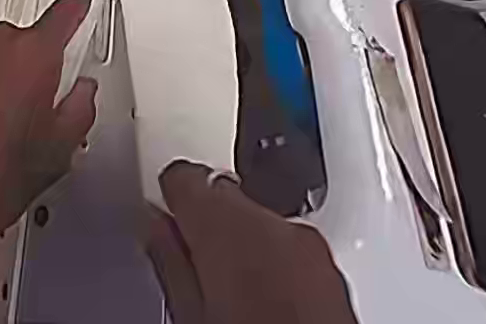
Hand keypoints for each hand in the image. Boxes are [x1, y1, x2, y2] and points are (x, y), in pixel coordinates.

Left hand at [0, 0, 98, 298]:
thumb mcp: (61, 146)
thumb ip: (83, 104)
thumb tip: (83, 92)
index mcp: (35, 51)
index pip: (69, 10)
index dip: (87, 3)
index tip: (94, 1)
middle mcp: (4, 42)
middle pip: (43, 35)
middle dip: (55, 59)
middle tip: (62, 96)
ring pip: (19, 49)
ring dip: (28, 71)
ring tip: (29, 118)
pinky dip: (5, 79)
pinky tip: (7, 119)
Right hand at [144, 160, 358, 323]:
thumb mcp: (190, 314)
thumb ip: (170, 257)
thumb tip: (155, 223)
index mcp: (224, 222)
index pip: (186, 175)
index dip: (171, 192)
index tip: (165, 208)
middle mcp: (270, 219)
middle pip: (226, 194)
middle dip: (210, 217)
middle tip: (195, 259)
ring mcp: (306, 240)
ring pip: (260, 217)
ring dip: (245, 239)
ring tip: (234, 289)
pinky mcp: (331, 264)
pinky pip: (291, 242)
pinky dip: (276, 257)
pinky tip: (268, 296)